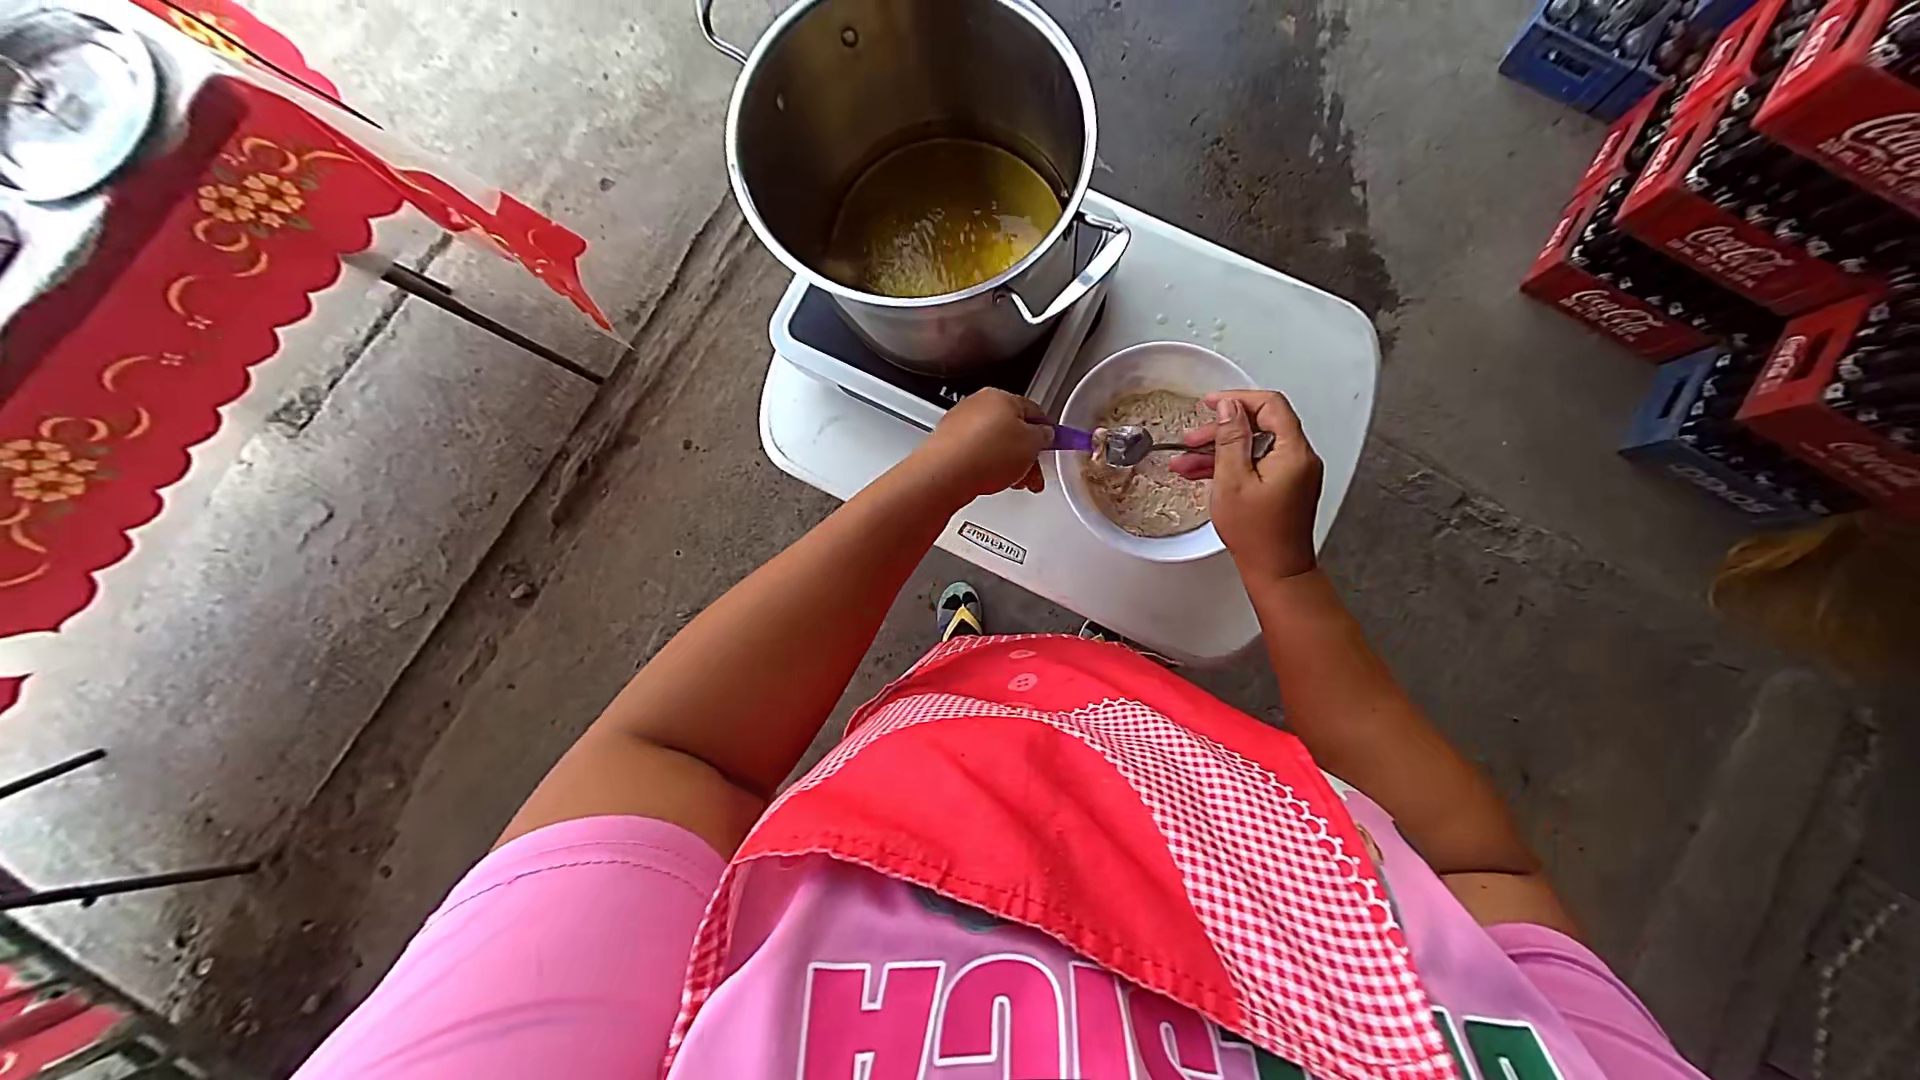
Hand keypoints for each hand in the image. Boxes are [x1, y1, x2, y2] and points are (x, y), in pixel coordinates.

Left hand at [906, 389, 1051, 502]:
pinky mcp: (948, 445)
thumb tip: (1044, 435)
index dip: (1046, 430)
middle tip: (1034, 472)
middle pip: (1011, 428)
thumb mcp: (1032, 444)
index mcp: (1001, 396)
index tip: (1052, 443)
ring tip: (1014, 481)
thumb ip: (1043, 436)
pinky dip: (986, 466)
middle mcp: (977, 405)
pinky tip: (991, 480)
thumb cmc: (985, 454)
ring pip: (993, 443)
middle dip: (1026, 453)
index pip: (1033, 410)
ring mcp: (960, 424)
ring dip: (1008, 463)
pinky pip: (975, 454)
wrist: (946, 473)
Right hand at [1171, 390, 1322, 580]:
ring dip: (1219, 451)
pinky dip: (1230, 465)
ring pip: (1253, 446)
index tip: (1211, 403)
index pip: (1270, 405)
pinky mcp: (1285, 485)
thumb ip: (1230, 439)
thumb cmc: (1258, 535)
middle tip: (1193, 438)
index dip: (1237, 399)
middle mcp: (1299, 458)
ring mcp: (1293, 472)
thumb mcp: (1232, 481)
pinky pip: (1255, 463)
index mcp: (1293, 452)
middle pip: (1260, 425)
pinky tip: (1203, 473)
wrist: (1276, 570)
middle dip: (1221, 430)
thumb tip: (1228, 409)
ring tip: (1186, 461)